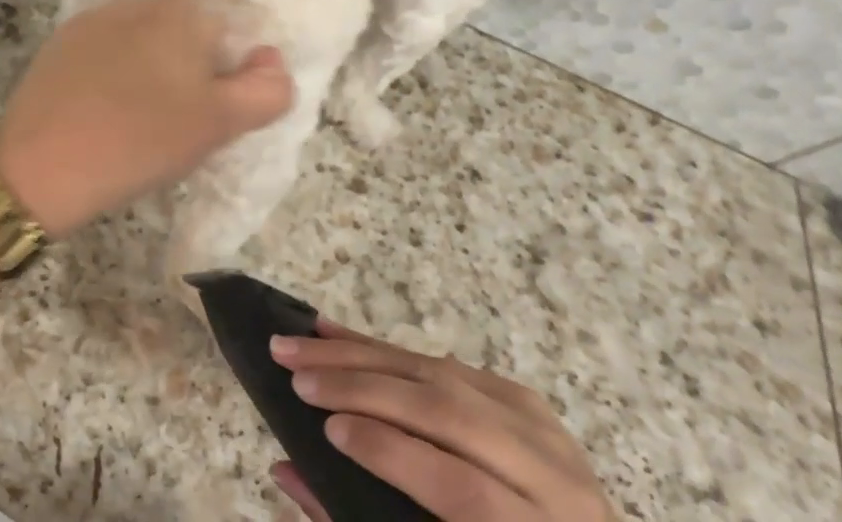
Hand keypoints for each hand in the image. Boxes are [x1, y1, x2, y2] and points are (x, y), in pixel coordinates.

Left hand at [0, 0, 292, 236]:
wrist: (41, 165)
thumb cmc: (140, 142)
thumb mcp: (219, 124)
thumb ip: (264, 89)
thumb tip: (272, 58)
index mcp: (182, 13)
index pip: (228, 26)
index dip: (229, 69)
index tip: (214, 110)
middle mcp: (135, 3)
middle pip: (182, 30)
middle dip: (189, 67)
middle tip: (180, 120)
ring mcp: (90, 21)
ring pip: (140, 40)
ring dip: (149, 70)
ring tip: (138, 119)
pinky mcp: (57, 45)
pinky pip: (103, 53)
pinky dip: (112, 76)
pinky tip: (103, 111)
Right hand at [268, 321, 616, 521]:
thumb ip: (355, 518)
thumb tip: (286, 470)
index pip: (461, 485)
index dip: (390, 451)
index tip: (327, 427)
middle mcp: (555, 482)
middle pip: (450, 415)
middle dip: (363, 388)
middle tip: (296, 373)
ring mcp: (548, 435)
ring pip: (446, 376)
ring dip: (363, 354)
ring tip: (303, 342)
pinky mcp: (530, 406)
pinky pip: (453, 367)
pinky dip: (393, 351)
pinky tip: (345, 338)